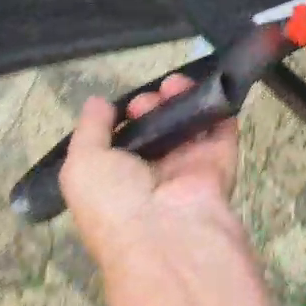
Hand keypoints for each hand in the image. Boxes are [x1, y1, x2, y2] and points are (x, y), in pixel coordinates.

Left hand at [59, 75, 243, 264]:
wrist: (166, 224)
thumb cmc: (114, 198)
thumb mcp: (81, 167)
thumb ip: (89, 131)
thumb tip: (96, 102)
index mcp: (120, 180)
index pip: (125, 144)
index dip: (124, 120)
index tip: (126, 105)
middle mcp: (157, 171)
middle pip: (160, 130)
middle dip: (155, 107)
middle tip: (153, 95)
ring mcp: (192, 161)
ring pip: (191, 124)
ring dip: (185, 100)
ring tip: (177, 82)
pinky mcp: (223, 153)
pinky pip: (223, 125)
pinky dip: (220, 106)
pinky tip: (211, 86)